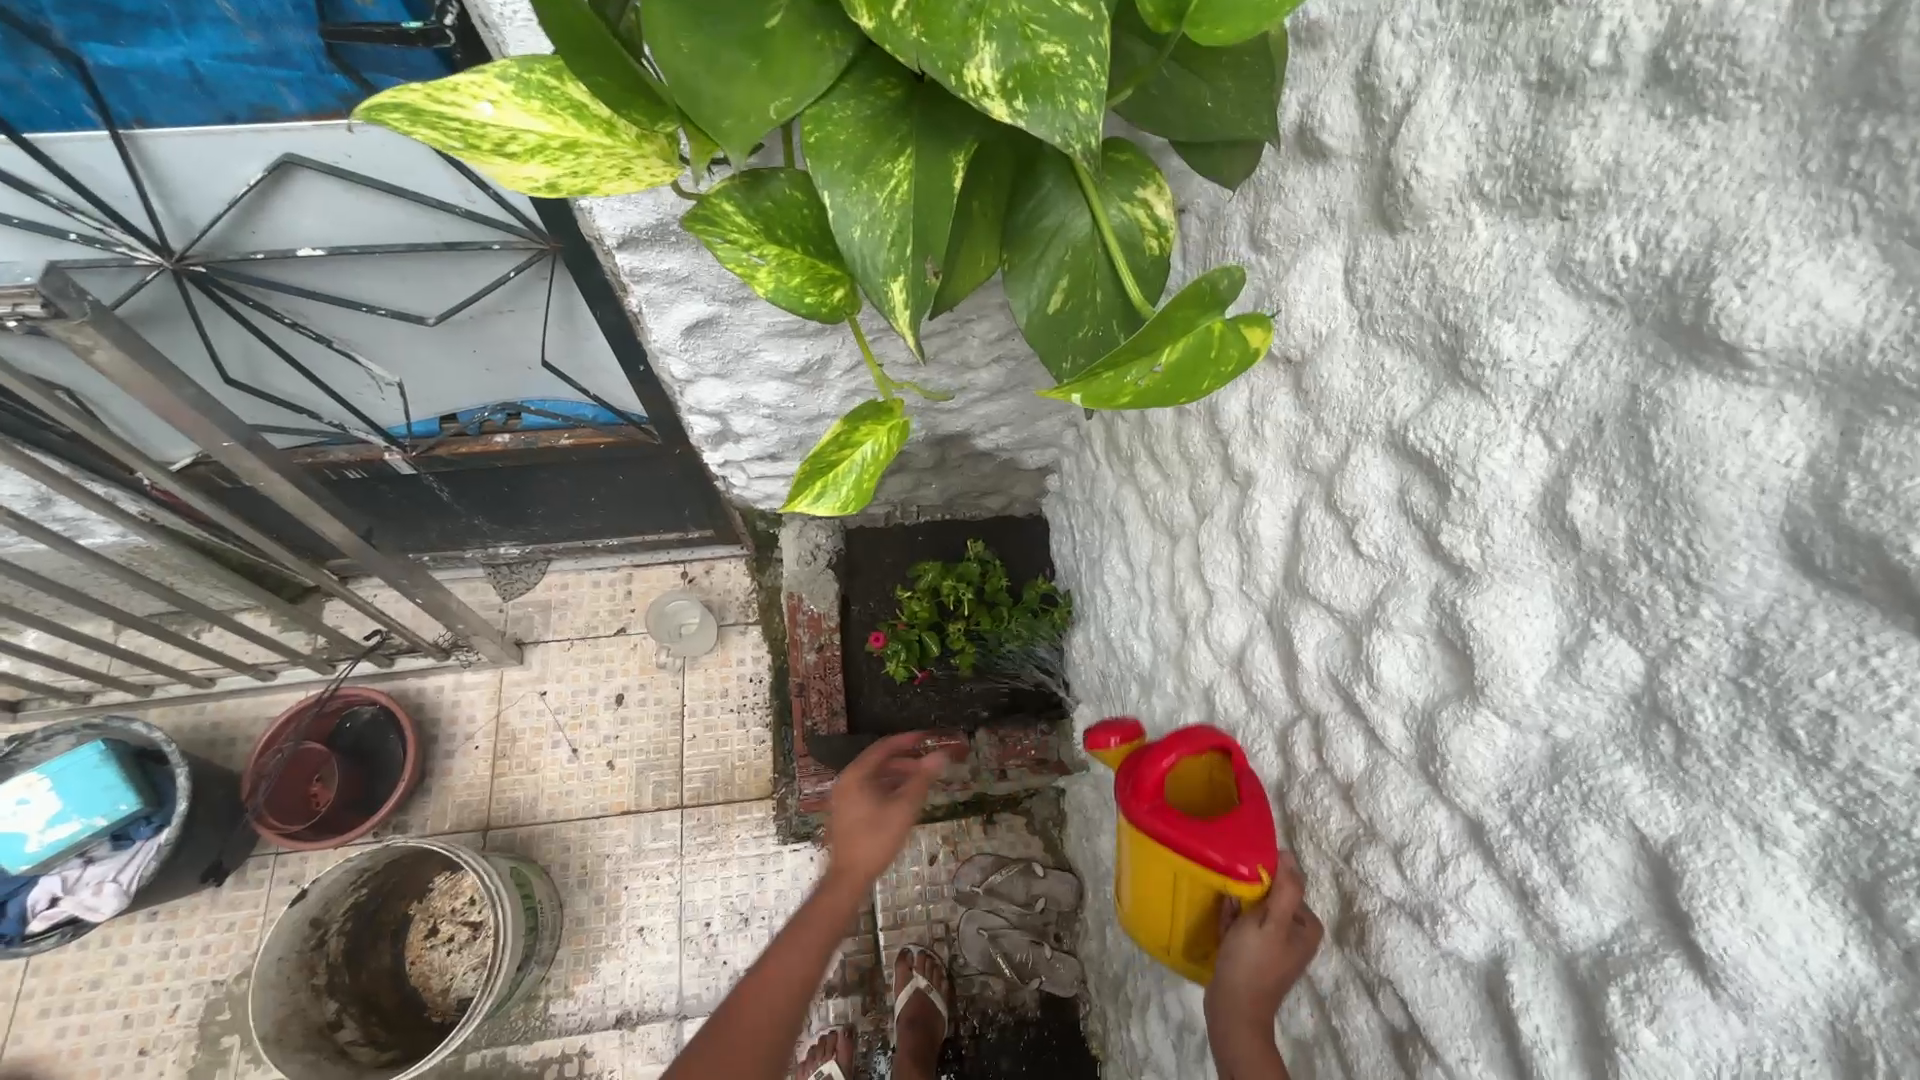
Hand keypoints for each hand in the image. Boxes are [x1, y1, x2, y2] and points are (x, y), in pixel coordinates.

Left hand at [823, 732, 952, 886]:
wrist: (849, 875)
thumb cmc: (876, 838)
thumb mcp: (904, 807)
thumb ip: (922, 779)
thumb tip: (941, 755)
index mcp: (857, 774)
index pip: (884, 747)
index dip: (907, 741)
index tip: (927, 738)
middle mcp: (847, 780)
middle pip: (879, 761)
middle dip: (905, 761)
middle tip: (927, 765)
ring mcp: (844, 796)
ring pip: (875, 777)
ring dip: (898, 776)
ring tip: (920, 782)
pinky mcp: (847, 811)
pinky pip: (869, 789)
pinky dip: (888, 788)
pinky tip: (904, 799)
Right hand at [1205, 855, 1321, 1039]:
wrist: (1234, 1010)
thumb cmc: (1253, 963)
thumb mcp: (1271, 921)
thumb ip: (1285, 888)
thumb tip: (1288, 855)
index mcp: (1307, 926)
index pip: (1285, 886)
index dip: (1261, 883)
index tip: (1243, 890)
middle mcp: (1297, 934)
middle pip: (1268, 898)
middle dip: (1245, 899)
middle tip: (1231, 909)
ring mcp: (1277, 946)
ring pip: (1252, 912)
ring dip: (1235, 912)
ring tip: (1226, 923)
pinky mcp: (1257, 956)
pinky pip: (1243, 928)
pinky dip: (1231, 926)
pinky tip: (1223, 933)